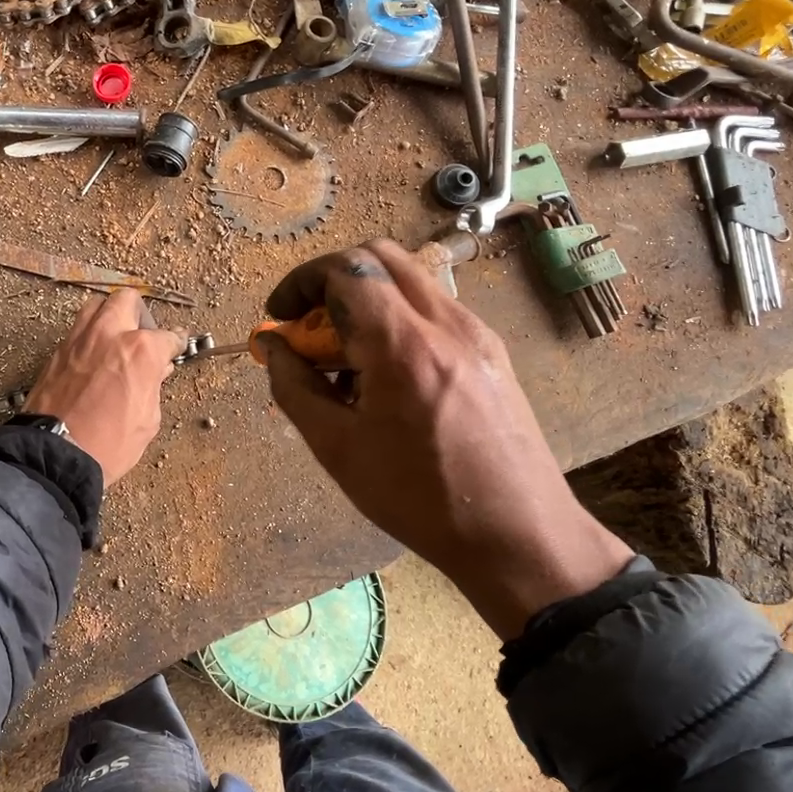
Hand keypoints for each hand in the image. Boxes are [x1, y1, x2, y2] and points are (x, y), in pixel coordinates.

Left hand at [23, 289, 183, 486]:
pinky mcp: (57, 352)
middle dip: (139, 313)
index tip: (174, 346)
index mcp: (139, 350)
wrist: (57, 454)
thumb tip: (154, 372)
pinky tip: (94, 355)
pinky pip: (77, 330)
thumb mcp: (147, 420)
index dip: (174, 343)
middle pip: (127, 300)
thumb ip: (153, 386)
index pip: (166, 336)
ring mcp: (79, 340)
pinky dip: (89, 335)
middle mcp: (108, 334)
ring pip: (96, 306)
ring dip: (109, 316)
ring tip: (116, 338)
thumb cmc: (106, 443)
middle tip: (143, 334)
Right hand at [258, 239, 632, 638]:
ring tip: (344, 359)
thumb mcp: (337, 448)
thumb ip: (294, 387)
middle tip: (308, 326)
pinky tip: (384, 375)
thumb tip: (272, 348)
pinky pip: (432, 308)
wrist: (520, 535)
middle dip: (331, 279)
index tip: (279, 318)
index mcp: (403, 345)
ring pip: (408, 279)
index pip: (346, 269)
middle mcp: (445, 322)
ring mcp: (475, 332)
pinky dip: (395, 318)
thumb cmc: (419, 498)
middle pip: (379, 256)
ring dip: (364, 299)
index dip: (300, 282)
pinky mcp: (491, 350)